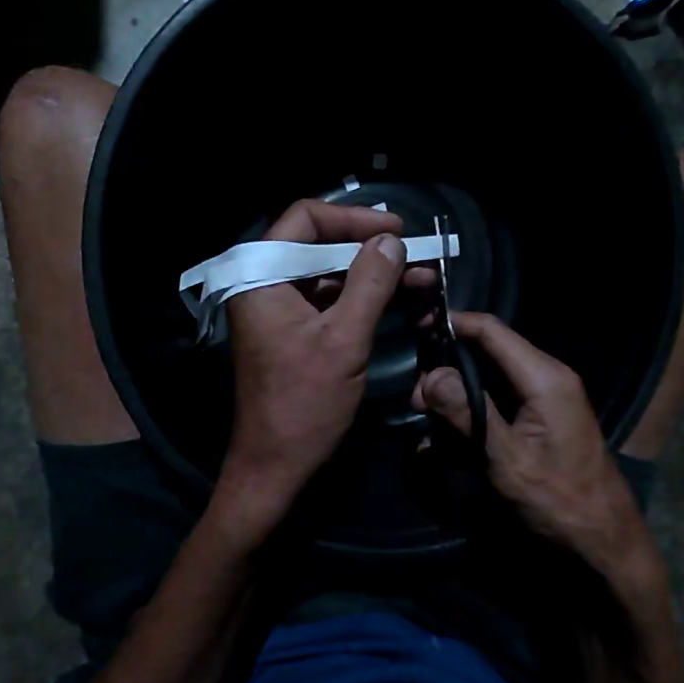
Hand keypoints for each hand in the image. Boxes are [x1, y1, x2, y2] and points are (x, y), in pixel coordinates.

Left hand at [219, 200, 426, 533]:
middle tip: (419, 258)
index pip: (305, 219)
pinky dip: (362, 300)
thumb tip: (392, 240)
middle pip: (319, 246)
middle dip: (371, 251)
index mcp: (261, 276)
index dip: (353, 218)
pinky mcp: (292, 331)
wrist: (274, 464)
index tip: (397, 229)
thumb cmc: (304, 404)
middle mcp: (263, 284)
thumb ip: (370, 283)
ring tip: (422, 281)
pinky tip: (401, 301)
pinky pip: (329, 301)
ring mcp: (277, 308)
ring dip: (373, 276)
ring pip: (329, 275)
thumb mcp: (344, 339)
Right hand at [415, 312, 659, 584]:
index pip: (490, 330)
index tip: (413, 329)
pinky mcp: (536, 419)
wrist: (602, 543)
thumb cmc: (560, 501)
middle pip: (484, 353)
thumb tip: (432, 375)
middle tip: (415, 401)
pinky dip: (468, 414)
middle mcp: (545, 379)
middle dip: (445, 370)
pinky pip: (494, 402)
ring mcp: (542, 399)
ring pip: (485, 378)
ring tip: (426, 420)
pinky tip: (446, 439)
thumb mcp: (507, 458)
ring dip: (453, 395)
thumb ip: (469, 412)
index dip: (451, 323)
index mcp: (544, 378)